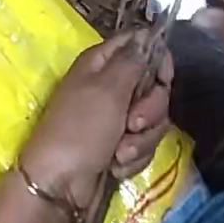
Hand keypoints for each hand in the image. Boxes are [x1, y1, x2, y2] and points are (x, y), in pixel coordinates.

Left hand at [18, 30, 173, 208]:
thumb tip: (147, 37)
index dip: (158, 59)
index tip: (164, 79)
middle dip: (150, 109)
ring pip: (152, 118)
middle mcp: (110, 84)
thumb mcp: (108, 89)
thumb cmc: (80, 129)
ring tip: (119, 153)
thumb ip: (133, 60)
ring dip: (141, 139)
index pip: (141, 44)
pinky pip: (144, 142)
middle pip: (153, 85)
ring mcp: (115, 116)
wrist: (58, 185)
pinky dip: (134, 156)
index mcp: (102, 62)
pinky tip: (115, 165)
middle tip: (132, 123)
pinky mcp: (120, 143)